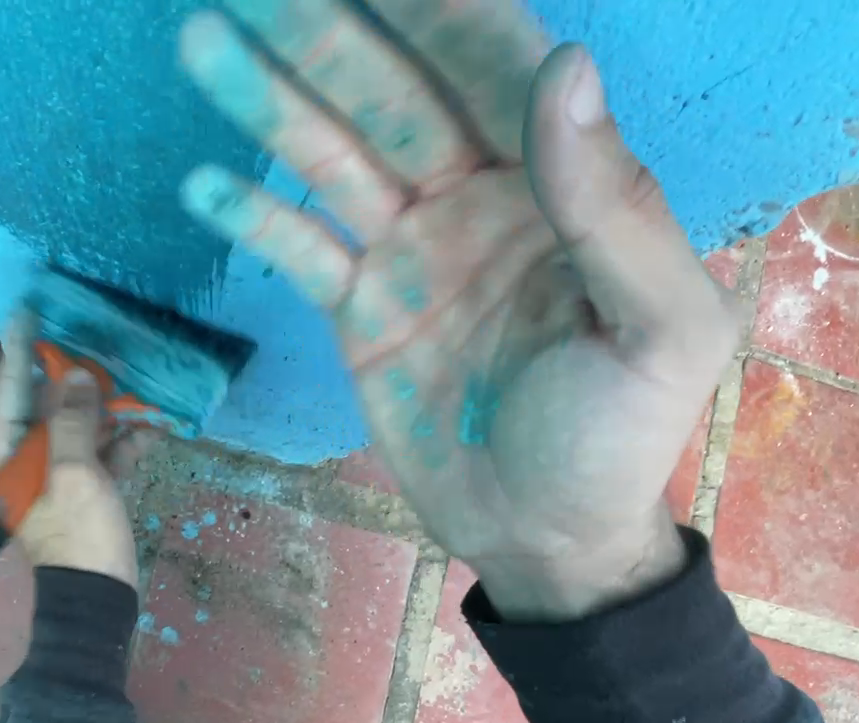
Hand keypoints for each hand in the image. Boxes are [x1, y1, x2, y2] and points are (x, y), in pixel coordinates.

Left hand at [0, 322, 147, 587]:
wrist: (99, 599)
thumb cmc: (80, 536)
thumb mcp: (74, 474)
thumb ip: (72, 422)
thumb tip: (77, 375)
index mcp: (8, 459)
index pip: (10, 395)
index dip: (20, 354)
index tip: (28, 313)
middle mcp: (28, 463)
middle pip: (47, 408)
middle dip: (76, 380)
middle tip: (96, 342)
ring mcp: (58, 478)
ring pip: (80, 430)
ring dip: (108, 411)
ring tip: (135, 382)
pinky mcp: (87, 492)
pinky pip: (103, 456)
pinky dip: (124, 443)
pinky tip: (152, 428)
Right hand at [177, 0, 744, 618]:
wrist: (541, 533)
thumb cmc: (614, 442)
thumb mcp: (657, 334)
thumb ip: (616, 209)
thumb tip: (564, 66)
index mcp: (561, 184)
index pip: (491, 63)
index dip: (431, 6)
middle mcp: (477, 197)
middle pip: (391, 94)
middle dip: (325, 32)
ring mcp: (409, 252)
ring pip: (331, 160)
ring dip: (268, 104)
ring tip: (201, 41)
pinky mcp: (361, 310)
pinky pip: (302, 252)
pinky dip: (257, 221)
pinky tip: (205, 186)